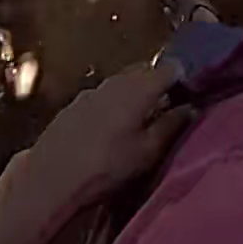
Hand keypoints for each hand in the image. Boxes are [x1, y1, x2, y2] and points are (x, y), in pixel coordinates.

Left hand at [0, 60, 192, 243]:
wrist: (52, 176)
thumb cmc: (106, 165)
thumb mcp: (146, 152)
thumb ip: (171, 126)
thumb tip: (191, 108)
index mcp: (140, 87)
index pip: (169, 68)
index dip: (182, 77)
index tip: (188, 91)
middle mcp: (118, 79)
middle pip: (145, 70)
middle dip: (158, 81)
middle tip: (167, 104)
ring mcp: (95, 89)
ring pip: (123, 81)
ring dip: (135, 91)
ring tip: (139, 117)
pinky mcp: (76, 102)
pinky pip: (104, 94)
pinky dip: (113, 102)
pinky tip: (109, 125)